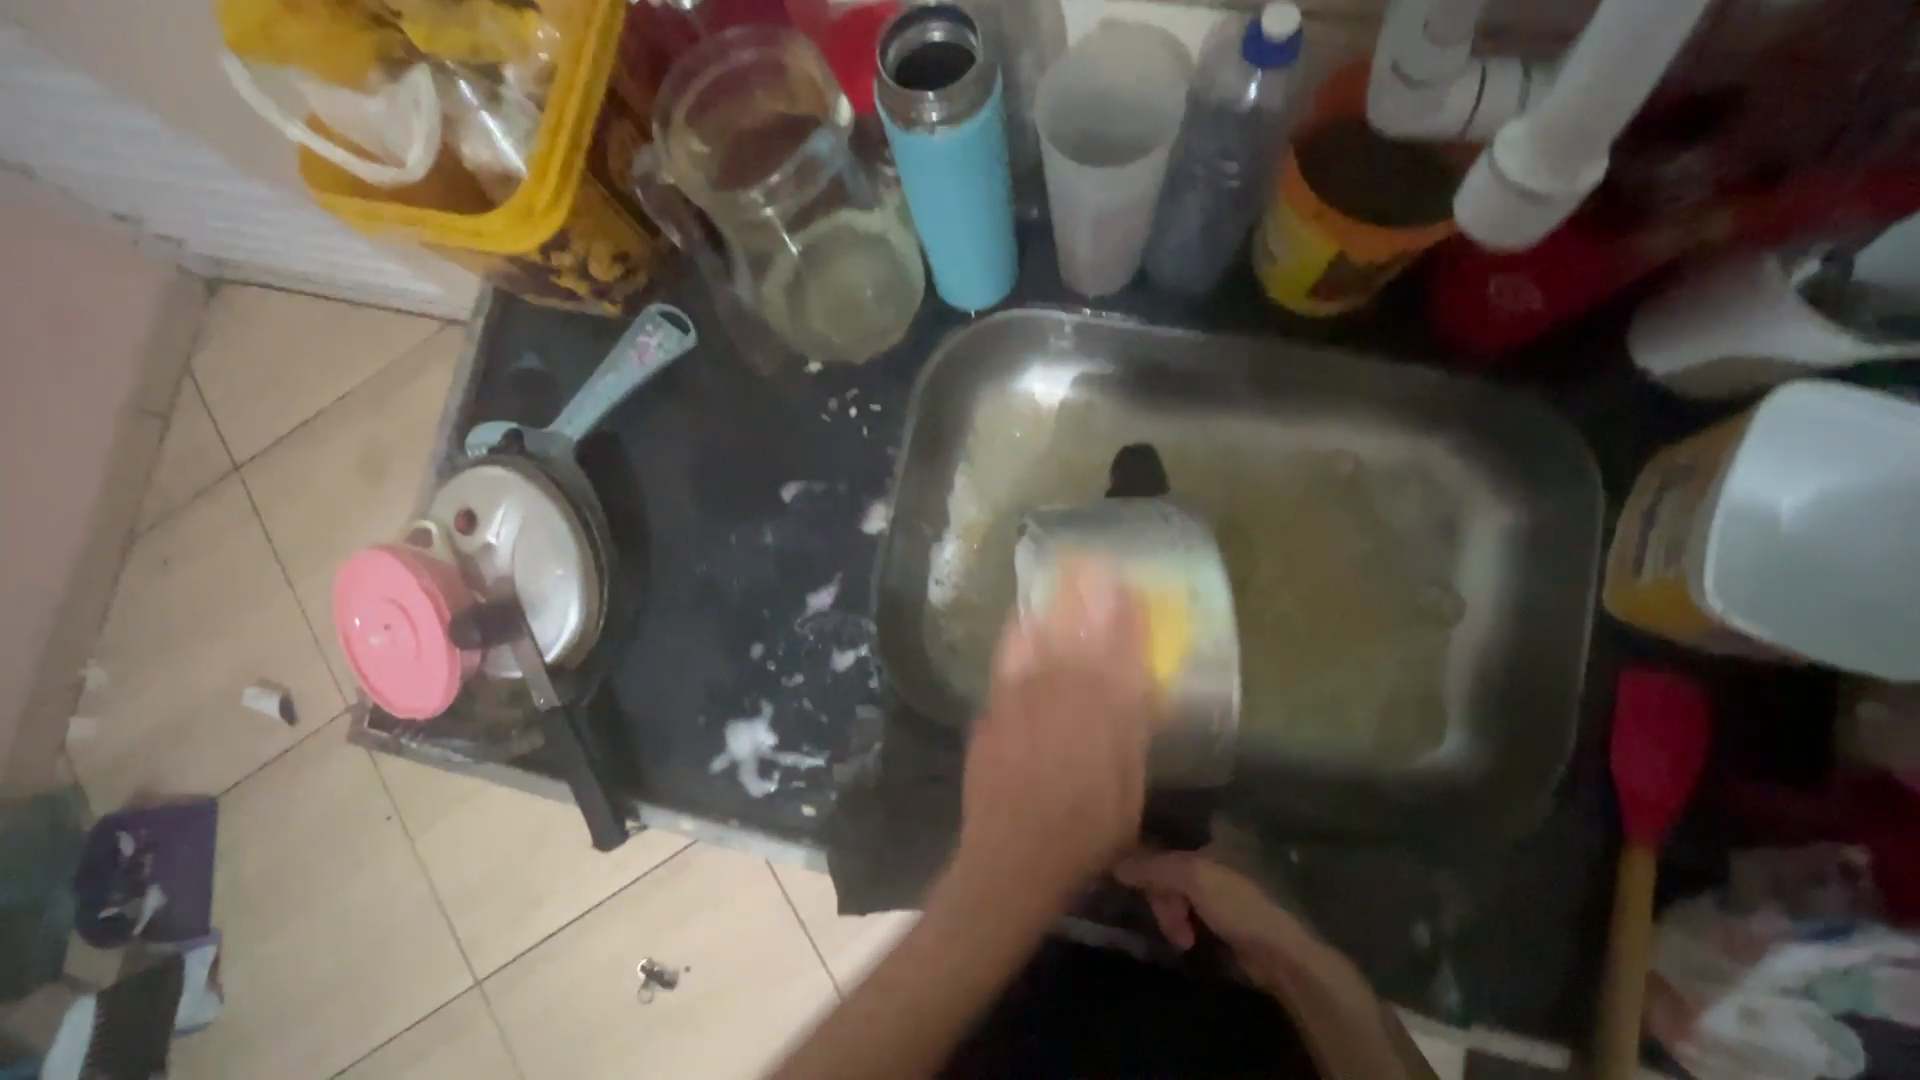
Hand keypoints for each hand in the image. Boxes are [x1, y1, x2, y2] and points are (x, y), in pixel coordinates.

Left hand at [957, 559, 1159, 900]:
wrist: (1013, 859)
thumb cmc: (1083, 836)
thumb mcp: (1126, 794)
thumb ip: (1129, 739)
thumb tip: (1137, 696)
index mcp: (1105, 725)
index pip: (1121, 662)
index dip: (1125, 622)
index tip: (1128, 588)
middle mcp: (1064, 707)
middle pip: (1078, 644)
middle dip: (1087, 601)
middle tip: (1091, 563)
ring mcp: (1022, 708)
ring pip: (1040, 648)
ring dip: (1051, 610)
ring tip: (1055, 578)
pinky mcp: (991, 718)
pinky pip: (1006, 669)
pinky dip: (1015, 642)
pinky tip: (1019, 623)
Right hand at [1115, 850, 1350, 993]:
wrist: (1279, 956)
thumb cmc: (1238, 907)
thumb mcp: (1193, 880)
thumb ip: (1153, 868)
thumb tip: (1114, 864)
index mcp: (1209, 840)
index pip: (1161, 838)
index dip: (1144, 859)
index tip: (1133, 883)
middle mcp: (1210, 856)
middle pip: (1164, 868)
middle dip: (1162, 897)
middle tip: (1169, 922)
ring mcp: (1214, 886)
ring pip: (1171, 892)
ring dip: (1170, 916)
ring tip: (1182, 940)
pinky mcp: (1216, 913)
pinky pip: (1183, 910)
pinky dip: (1179, 924)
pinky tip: (1185, 940)